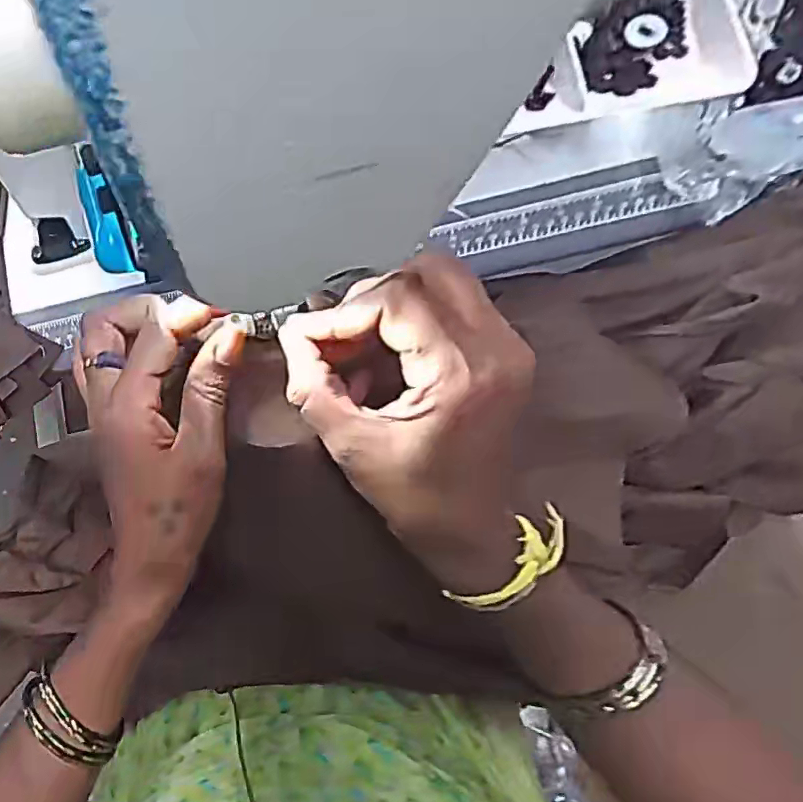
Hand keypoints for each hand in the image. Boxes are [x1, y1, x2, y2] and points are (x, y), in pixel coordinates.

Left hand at [75, 295, 246, 625]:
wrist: (149, 558)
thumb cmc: (178, 514)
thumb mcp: (203, 450)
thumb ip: (210, 386)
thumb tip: (228, 334)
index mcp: (124, 405)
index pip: (152, 335)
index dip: (190, 316)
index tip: (225, 319)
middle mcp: (100, 402)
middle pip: (101, 327)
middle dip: (146, 311)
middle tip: (190, 321)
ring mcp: (98, 413)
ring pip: (95, 346)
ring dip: (132, 329)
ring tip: (178, 336)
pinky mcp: (106, 425)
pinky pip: (103, 371)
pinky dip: (130, 354)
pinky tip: (166, 366)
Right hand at [277, 250, 535, 593]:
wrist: (474, 530)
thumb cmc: (416, 499)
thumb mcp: (352, 447)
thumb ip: (315, 388)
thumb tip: (294, 340)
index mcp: (462, 372)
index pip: (398, 298)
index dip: (343, 312)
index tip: (309, 339)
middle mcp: (497, 345)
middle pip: (427, 271)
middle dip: (368, 298)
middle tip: (335, 336)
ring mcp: (508, 344)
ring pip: (442, 281)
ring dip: (388, 305)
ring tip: (355, 349)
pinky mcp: (503, 351)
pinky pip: (451, 306)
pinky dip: (408, 321)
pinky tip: (380, 361)